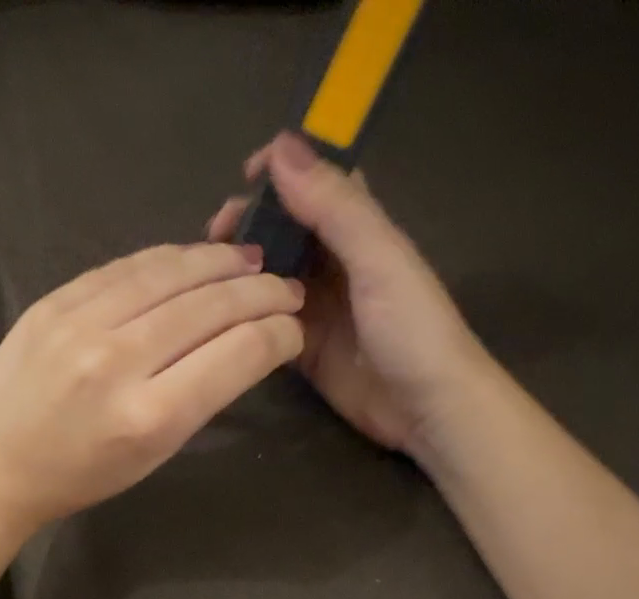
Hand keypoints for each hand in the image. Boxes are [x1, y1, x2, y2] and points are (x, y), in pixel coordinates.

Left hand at [0, 242, 304, 598]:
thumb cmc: (80, 476)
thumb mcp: (154, 454)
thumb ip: (203, 395)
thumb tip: (249, 340)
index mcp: (151, 416)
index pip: (239, 351)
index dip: (279, 332)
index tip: (292, 328)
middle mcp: (118, 360)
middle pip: (211, 304)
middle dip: (262, 291)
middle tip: (286, 288)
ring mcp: (79, 324)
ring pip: (170, 271)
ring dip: (219, 262)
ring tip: (248, 263)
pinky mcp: (52, 301)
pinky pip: (125, 267)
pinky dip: (168, 259)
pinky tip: (191, 260)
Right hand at [206, 133, 489, 452]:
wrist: (429, 411)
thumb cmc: (413, 330)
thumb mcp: (378, 260)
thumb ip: (334, 208)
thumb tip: (281, 147)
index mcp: (363, 230)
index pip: (321, 183)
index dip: (285, 170)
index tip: (245, 173)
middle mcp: (337, 262)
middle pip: (287, 226)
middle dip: (251, 221)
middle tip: (216, 233)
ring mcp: (318, 305)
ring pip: (271, 271)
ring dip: (242, 264)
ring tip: (209, 269)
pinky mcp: (303, 346)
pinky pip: (267, 317)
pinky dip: (244, 310)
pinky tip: (217, 308)